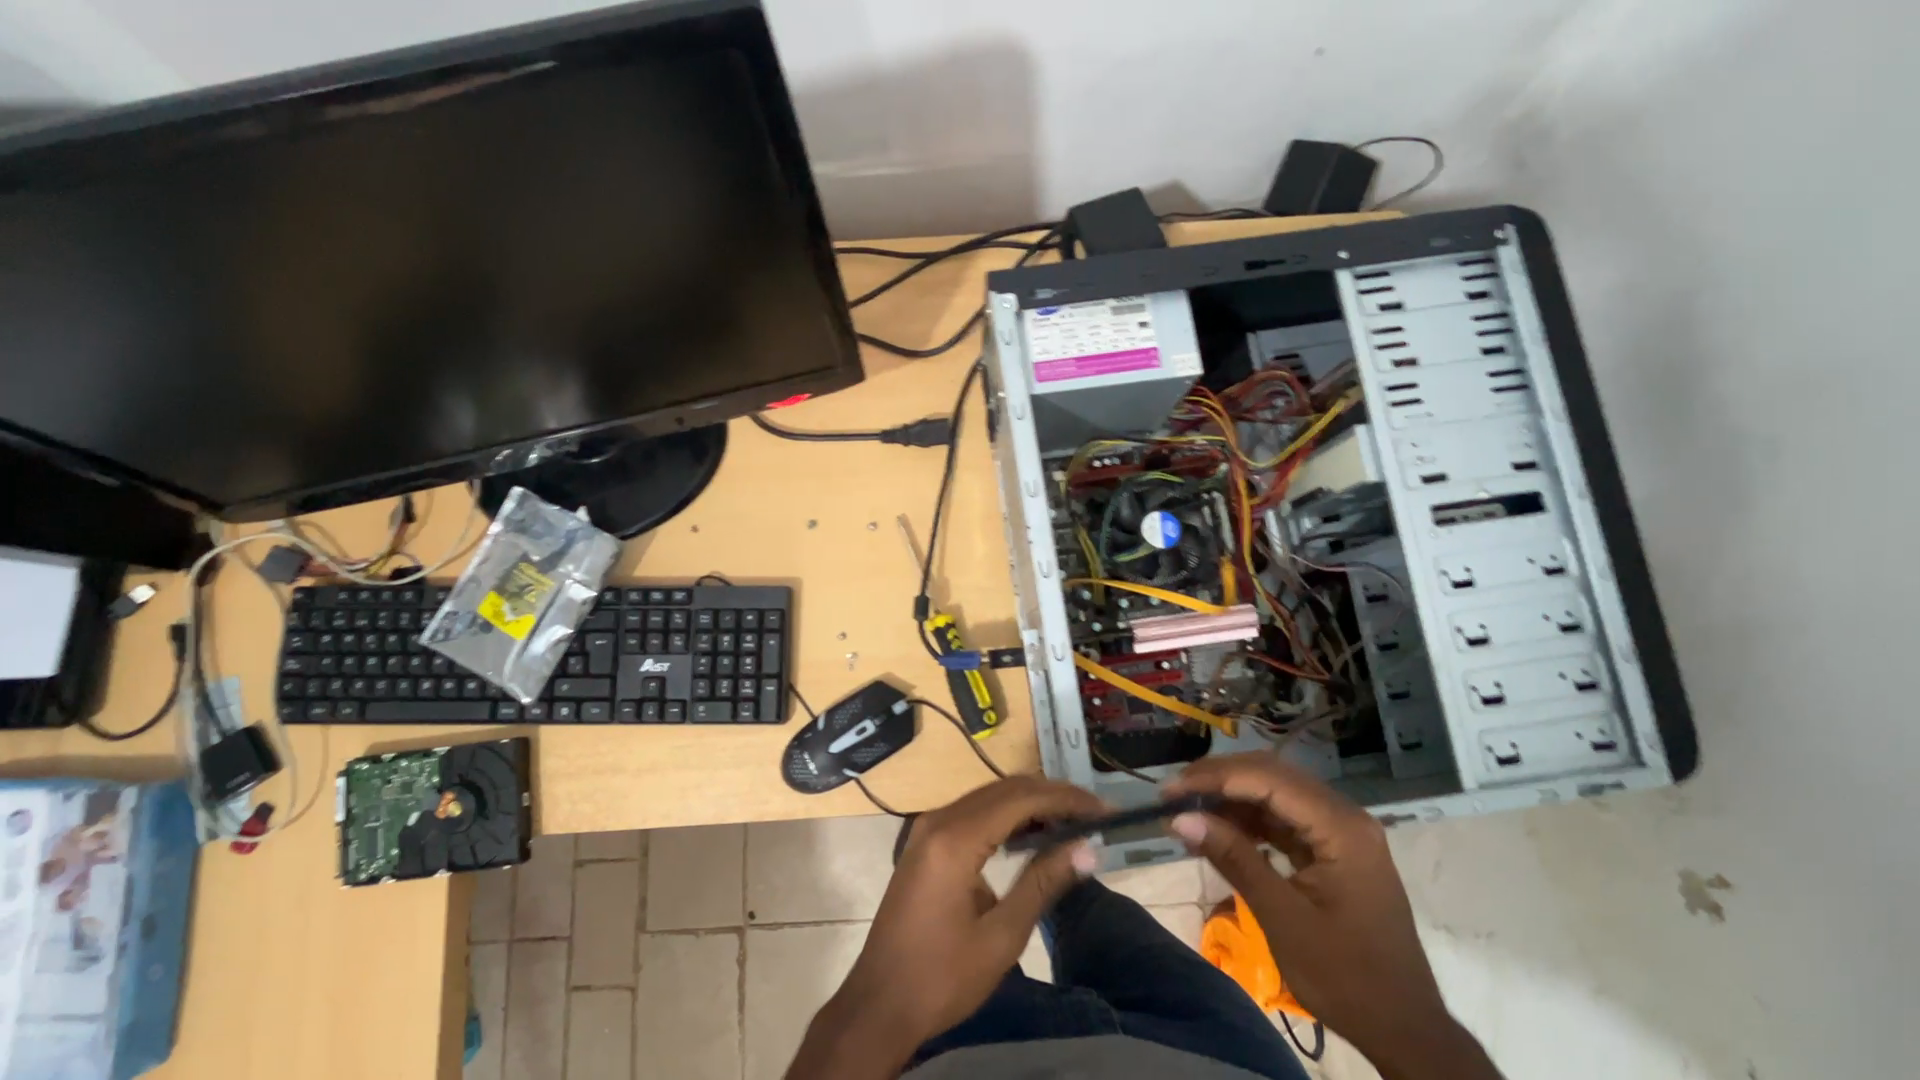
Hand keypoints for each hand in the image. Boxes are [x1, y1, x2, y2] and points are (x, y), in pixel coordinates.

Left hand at [786, 776, 1105, 1078]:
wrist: (880, 1004)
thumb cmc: (943, 976)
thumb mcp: (1002, 935)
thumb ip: (1044, 882)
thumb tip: (1088, 847)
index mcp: (954, 839)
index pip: (1021, 799)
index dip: (1067, 800)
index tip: (1105, 811)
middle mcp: (938, 821)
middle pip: (1004, 790)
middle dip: (1053, 796)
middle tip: (1096, 814)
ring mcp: (927, 830)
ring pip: (988, 798)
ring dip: (1031, 804)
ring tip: (1074, 822)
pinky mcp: (925, 845)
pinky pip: (973, 813)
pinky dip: (1007, 816)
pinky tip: (1034, 834)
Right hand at [1164, 754, 1500, 1079]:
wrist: (1401, 1026)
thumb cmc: (1345, 975)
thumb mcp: (1282, 917)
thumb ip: (1234, 859)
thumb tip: (1180, 818)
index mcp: (1342, 828)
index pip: (1270, 779)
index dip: (1216, 778)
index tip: (1170, 791)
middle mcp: (1345, 818)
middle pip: (1274, 778)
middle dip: (1220, 782)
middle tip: (1172, 796)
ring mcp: (1342, 834)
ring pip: (1278, 797)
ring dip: (1232, 801)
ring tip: (1187, 813)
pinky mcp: (1334, 853)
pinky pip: (1286, 823)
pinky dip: (1251, 824)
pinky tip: (1218, 832)